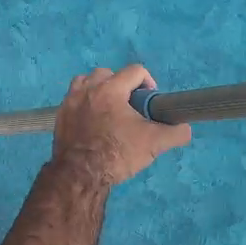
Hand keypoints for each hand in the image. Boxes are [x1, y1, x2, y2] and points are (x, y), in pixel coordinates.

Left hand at [51, 64, 191, 186]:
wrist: (80, 174)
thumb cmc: (117, 153)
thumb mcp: (154, 143)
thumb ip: (175, 132)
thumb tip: (185, 128)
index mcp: (110, 89)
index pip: (135, 71)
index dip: (148, 82)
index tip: (150, 100)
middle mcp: (87, 89)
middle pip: (107, 74)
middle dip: (121, 84)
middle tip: (129, 106)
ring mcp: (70, 101)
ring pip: (85, 82)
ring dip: (99, 89)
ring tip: (109, 109)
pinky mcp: (60, 115)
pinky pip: (73, 99)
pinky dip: (84, 103)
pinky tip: (92, 121)